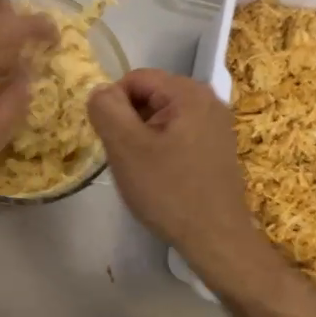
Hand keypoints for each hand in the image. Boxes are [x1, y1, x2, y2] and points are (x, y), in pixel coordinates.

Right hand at [88, 69, 271, 267]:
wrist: (215, 237)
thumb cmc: (169, 191)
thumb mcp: (126, 148)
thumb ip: (107, 110)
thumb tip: (99, 91)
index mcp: (189, 93)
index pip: (136, 78)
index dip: (114, 104)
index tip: (111, 139)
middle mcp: (208, 101)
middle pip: (150, 96)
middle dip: (129, 122)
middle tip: (125, 157)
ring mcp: (216, 126)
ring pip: (161, 118)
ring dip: (142, 139)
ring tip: (141, 170)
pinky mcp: (216, 149)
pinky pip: (177, 135)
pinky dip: (160, 150)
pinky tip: (159, 178)